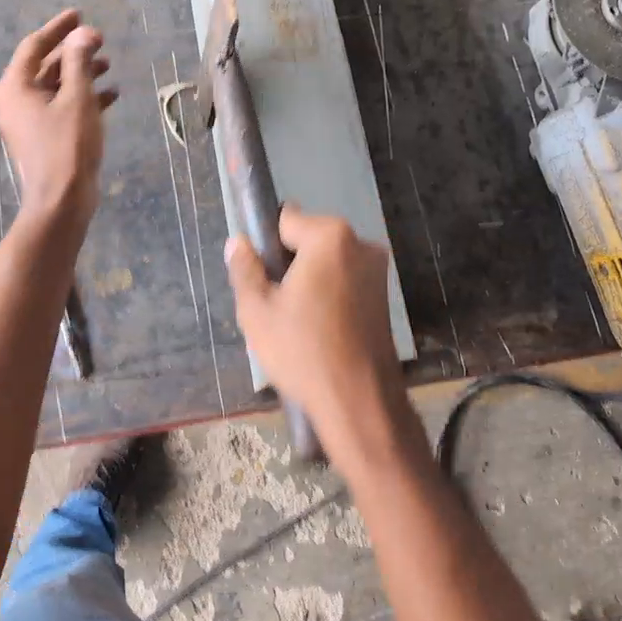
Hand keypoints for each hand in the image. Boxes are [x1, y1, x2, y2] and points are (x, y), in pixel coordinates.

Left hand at [0, 9, 116, 229]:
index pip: (34, 46)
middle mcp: (17, 101)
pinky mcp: (45, 138)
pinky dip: (84, 98)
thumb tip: (83, 33)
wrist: (61, 200)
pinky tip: (111, 95)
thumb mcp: (77, 97)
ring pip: (56, 87)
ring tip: (108, 64)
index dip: (58, 28)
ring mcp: (30, 121)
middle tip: (100, 40)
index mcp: (16, 87)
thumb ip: (79, 61)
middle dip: (73, 51)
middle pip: (45, 65)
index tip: (79, 14)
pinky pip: (62, 108)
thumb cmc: (67, 145)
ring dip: (81, 74)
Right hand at [224, 206, 411, 467]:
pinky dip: (327, 295)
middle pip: (308, 240)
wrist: (359, 401)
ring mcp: (377, 271)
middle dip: (288, 263)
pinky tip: (315, 329)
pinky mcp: (384, 296)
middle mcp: (360, 244)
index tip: (257, 275)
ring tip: (291, 322)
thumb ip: (245, 269)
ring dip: (307, 281)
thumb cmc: (303, 351)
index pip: (285, 219)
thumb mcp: (257, 311)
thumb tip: (237, 242)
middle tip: (271, 304)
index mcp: (330, 237)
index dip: (266, 245)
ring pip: (326, 263)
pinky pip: (343, 282)